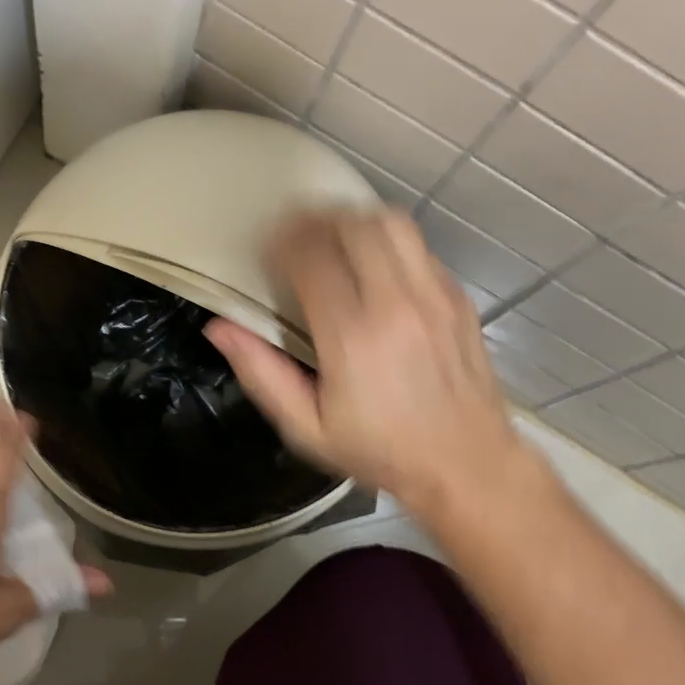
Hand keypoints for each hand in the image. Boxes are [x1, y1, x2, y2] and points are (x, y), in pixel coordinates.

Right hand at [204, 209, 540, 522]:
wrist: (464, 463)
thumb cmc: (378, 451)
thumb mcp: (306, 428)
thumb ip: (262, 374)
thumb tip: (220, 329)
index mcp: (352, 337)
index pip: (311, 258)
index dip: (282, 242)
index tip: (264, 247)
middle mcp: (396, 304)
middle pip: (353, 226)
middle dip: (317, 220)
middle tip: (293, 232)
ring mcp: (433, 296)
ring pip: (393, 225)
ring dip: (355, 221)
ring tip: (332, 235)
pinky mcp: (457, 299)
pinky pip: (419, 249)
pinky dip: (389, 244)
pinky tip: (374, 267)